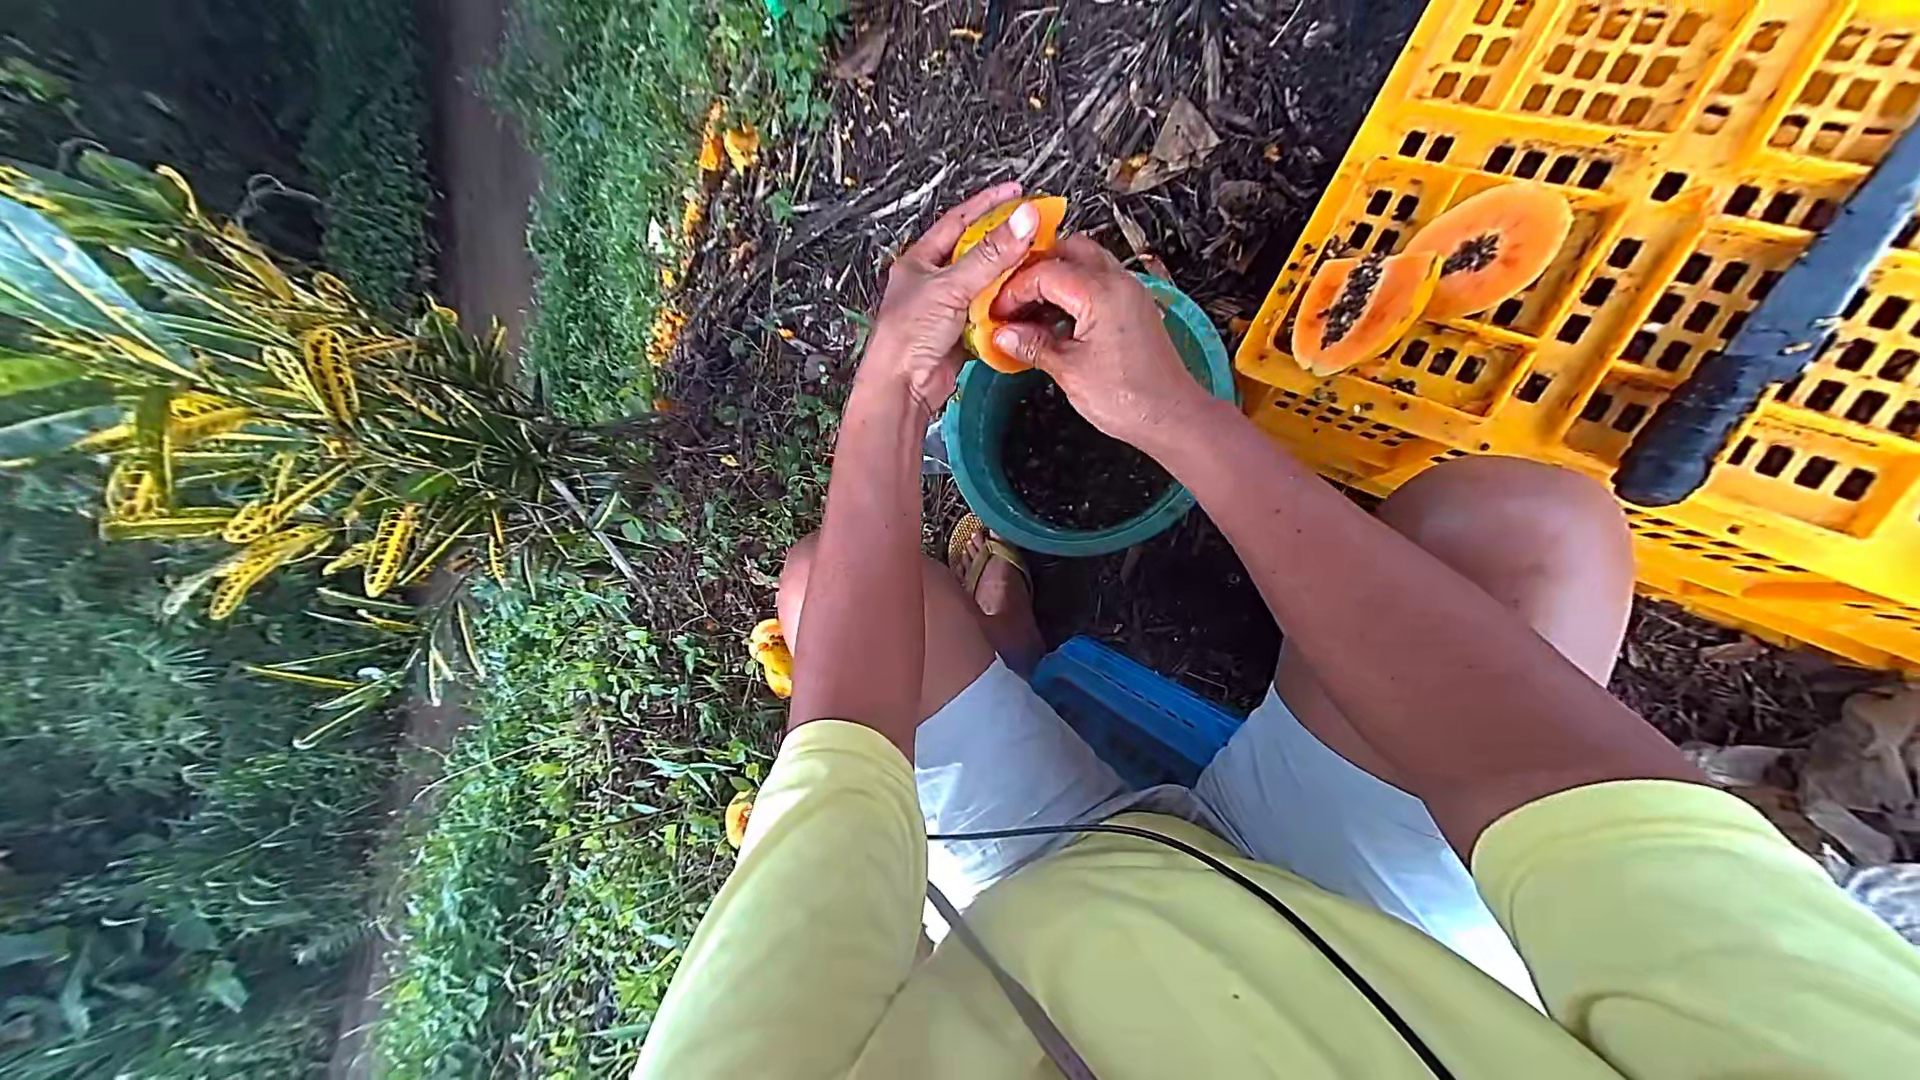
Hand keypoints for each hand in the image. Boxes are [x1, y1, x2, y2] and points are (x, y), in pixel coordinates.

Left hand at [860, 182, 1043, 415]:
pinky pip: (987, 317)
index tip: (1016, 193)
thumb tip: (1021, 221)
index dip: (988, 205)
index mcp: (920, 261)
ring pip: (984, 287)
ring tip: (1031, 267)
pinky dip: (1002, 312)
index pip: (959, 220)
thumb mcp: (951, 286)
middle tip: (1032, 233)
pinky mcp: (959, 336)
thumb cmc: (906, 337)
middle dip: (1003, 244)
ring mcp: (947, 310)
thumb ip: (990, 255)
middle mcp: (933, 283)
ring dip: (1005, 281)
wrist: (903, 387)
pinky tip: (1018, 305)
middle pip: (976, 255)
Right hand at [989, 236, 1212, 448]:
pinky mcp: (1133, 309)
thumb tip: (1003, 335)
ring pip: (1085, 264)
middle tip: (1011, 299)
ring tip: (1030, 311)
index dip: (1014, 290)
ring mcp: (1129, 293)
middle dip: (1035, 271)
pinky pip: (1099, 284)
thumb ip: (1033, 346)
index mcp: (1101, 293)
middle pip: (1068, 251)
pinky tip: (1055, 322)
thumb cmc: (1128, 398)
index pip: (1045, 272)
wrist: (1170, 416)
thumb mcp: (1069, 372)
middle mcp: (1119, 282)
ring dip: (1055, 280)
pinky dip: (1073, 293)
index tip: (997, 312)